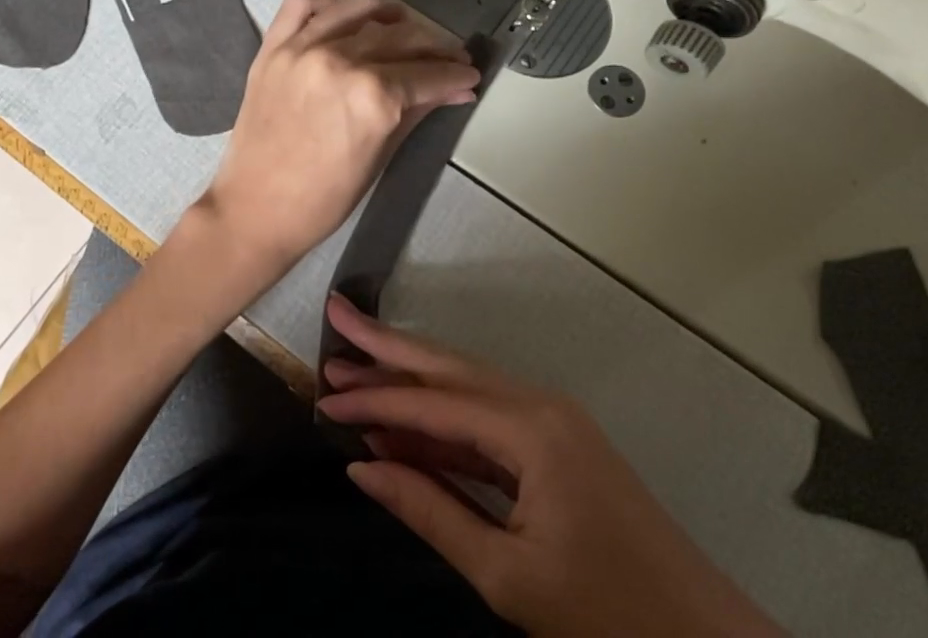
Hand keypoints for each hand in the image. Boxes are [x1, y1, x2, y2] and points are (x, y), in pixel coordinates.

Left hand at [199, 0, 478, 269]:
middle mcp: (339, 60)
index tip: (468, 76)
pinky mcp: (272, 49)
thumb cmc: (323, 199)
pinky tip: (348, 14)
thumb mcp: (380, 156)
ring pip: (357, 6)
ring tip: (405, 26)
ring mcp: (301, 49)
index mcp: (371, 96)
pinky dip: (329, 0)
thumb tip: (456, 91)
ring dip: (390, 12)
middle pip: (400, 36)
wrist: (256, 208)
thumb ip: (418, 112)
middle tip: (449, 57)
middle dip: (434, 46)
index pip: (427, 74)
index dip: (455, 75)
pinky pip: (302, 3)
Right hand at [318, 296, 785, 637]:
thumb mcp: (504, 573)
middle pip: (450, 368)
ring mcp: (555, 425)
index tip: (322, 397)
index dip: (373, 398)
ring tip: (354, 371)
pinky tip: (405, 428)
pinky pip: (488, 424)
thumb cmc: (605, 609)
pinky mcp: (560, 449)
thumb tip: (361, 468)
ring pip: (467, 390)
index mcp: (531, 430)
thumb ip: (428, 510)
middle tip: (336, 320)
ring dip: (412, 383)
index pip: (433, 402)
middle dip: (389, 348)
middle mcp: (542, 408)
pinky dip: (444, 424)